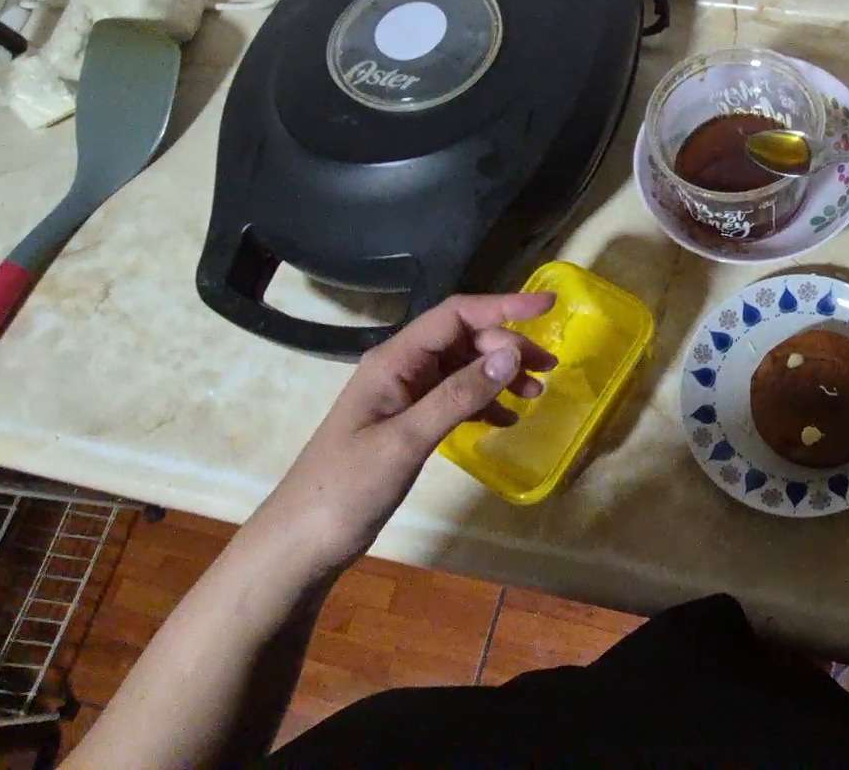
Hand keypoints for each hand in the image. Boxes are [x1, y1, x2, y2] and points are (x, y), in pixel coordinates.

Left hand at [247, 293, 556, 575]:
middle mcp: (402, 369)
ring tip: (535, 394)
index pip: (457, 315)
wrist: (300, 544)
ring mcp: (405, 397)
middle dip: (509, 347)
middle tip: (547, 369)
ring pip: (465, 369)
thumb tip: (510, 355)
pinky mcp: (409, 424)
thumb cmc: (346, 488)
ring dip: (501, 376)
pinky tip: (507, 421)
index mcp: (395, 360)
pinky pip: (457, 399)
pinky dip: (486, 405)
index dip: (504, 306)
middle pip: (465, 339)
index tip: (548, 307)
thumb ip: (459, 396)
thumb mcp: (406, 441)